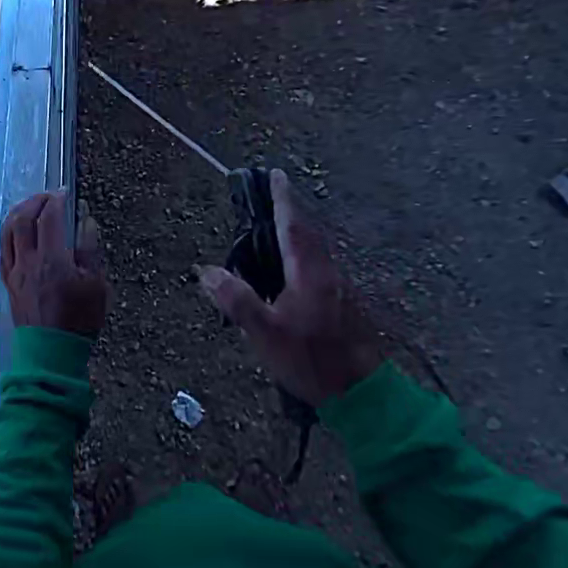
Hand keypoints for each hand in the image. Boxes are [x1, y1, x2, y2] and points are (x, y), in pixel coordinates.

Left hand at [0, 189, 108, 338]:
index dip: (56, 201)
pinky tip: (15, 231)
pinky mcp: (9, 283)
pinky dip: (8, 233)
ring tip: (30, 206)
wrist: (51, 353)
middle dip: (35, 201)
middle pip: (23, 219)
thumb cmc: (78, 321)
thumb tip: (85, 221)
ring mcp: (15, 272)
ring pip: (8, 232)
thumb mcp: (96, 285)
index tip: (65, 193)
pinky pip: (3, 250)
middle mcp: (29, 262)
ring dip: (18, 213)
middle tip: (48, 196)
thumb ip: (89, 249)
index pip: (49, 219)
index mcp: (53, 260)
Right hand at [197, 170, 383, 406]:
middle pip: (308, 232)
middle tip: (273, 195)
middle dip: (291, 210)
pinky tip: (292, 268)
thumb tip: (206, 271)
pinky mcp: (342, 302)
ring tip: (278, 227)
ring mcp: (338, 287)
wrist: (360, 392)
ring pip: (316, 248)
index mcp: (308, 273)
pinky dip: (304, 253)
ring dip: (298, 231)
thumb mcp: (265, 333)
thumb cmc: (311, 360)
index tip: (276, 175)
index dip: (282, 199)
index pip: (292, 226)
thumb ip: (236, 300)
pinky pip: (319, 264)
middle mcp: (327, 272)